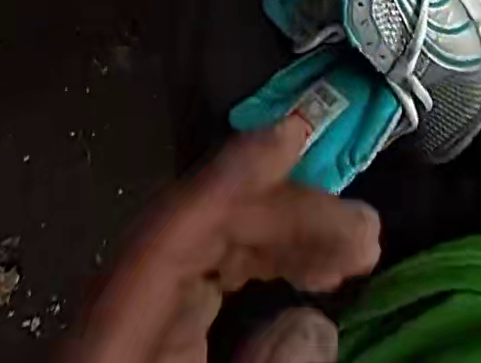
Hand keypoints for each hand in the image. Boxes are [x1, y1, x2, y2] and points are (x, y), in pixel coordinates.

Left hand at [62, 116, 380, 362]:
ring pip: (215, 252)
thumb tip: (313, 327)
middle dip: (288, 215)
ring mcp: (138, 327)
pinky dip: (264, 272)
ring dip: (284, 238)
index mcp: (118, 331)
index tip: (294, 137)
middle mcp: (125, 313)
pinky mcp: (156, 346)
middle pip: (207, 229)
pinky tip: (307, 279)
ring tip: (352, 246)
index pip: (177, 228)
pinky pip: (215, 286)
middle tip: (362, 231)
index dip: (236, 172)